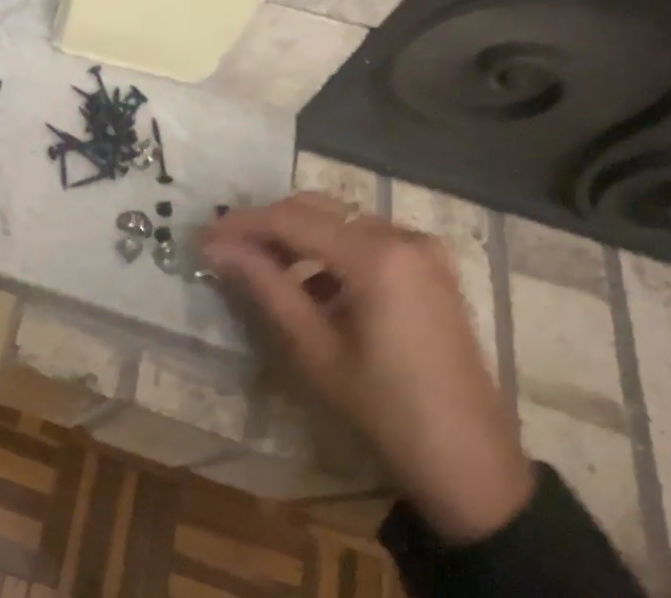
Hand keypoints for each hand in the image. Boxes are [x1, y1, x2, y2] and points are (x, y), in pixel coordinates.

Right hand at [202, 193, 533, 543]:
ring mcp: (422, 250)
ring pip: (340, 222)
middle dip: (266, 226)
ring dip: (297, 239)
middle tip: (224, 250)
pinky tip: (308, 287)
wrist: (469, 460)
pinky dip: (331, 253)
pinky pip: (367, 241)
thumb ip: (265, 286)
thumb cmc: (385, 408)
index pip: (291, 220)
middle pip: (316, 210)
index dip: (241, 225)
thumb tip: (216, 248)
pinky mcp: (430, 268)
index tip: (201, 238)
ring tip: (259, 270)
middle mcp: (402, 236)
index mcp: (377, 255)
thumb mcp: (314, 348)